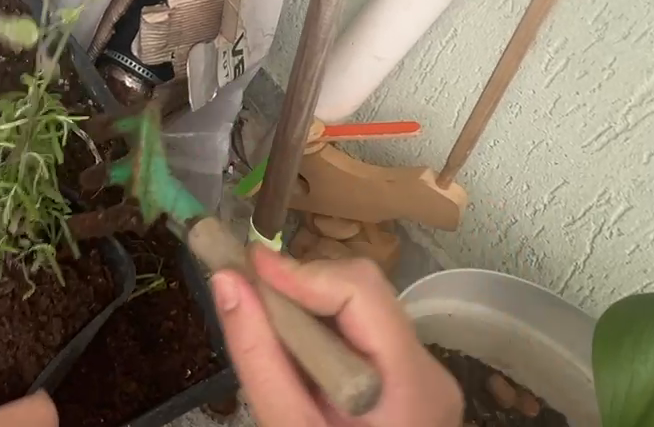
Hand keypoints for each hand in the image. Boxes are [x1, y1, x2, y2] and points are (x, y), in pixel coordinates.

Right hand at [210, 248, 460, 426]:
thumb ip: (258, 355)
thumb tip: (226, 277)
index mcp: (412, 383)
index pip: (359, 288)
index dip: (301, 271)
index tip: (246, 269)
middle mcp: (427, 369)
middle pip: (358, 290)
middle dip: (299, 288)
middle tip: (249, 300)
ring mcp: (422, 376)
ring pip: (356, 305)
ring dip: (306, 307)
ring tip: (270, 335)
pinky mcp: (409, 382)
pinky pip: (359, 329)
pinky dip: (319, 328)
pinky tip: (295, 356)